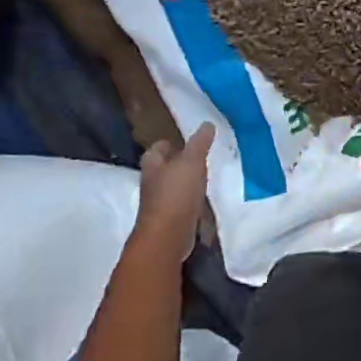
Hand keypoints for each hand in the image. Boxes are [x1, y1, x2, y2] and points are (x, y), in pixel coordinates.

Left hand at [133, 121, 215, 260]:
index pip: (158, 147)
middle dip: (181, 161)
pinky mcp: (170, 218)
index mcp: (153, 164)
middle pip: (165, 166)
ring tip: (207, 175)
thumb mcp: (191, 162)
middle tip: (203, 156)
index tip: (189, 141)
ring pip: (174, 184)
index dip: (171, 142)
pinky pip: (182, 202)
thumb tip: (207, 124)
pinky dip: (192, 198)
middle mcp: (153, 181)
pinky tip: (205, 198)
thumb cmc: (176, 194)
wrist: (167, 237)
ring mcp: (160, 201)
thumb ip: (199, 143)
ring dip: (187, 180)